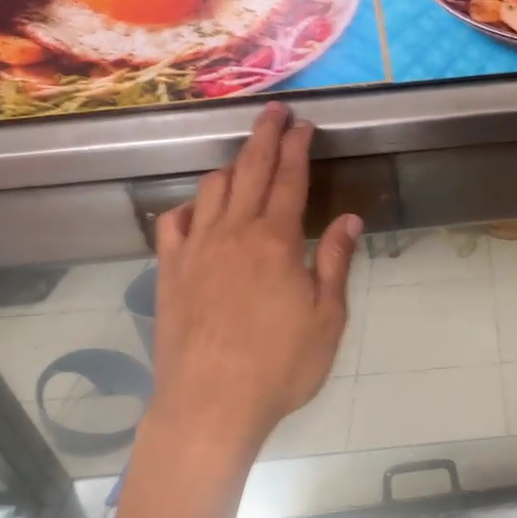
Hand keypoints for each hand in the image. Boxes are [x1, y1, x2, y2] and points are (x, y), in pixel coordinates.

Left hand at [151, 103, 360, 446]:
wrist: (210, 405)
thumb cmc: (280, 367)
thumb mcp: (327, 318)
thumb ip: (335, 262)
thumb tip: (349, 218)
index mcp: (275, 241)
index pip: (289, 179)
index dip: (298, 148)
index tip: (304, 124)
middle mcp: (232, 233)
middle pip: (248, 170)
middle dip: (264, 137)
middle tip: (275, 112)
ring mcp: (195, 250)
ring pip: (210, 190)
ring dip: (230, 167)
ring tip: (243, 159)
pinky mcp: (168, 272)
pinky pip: (172, 224)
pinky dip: (187, 207)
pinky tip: (196, 209)